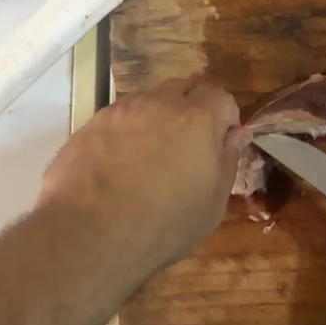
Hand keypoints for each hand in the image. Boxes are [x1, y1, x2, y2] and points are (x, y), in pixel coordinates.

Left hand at [38, 79, 243, 273]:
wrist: (89, 235)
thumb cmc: (164, 224)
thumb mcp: (212, 204)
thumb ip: (228, 161)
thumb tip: (236, 134)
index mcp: (196, 119)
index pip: (219, 95)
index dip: (224, 117)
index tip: (221, 144)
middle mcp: (158, 104)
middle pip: (181, 89)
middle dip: (190, 109)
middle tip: (188, 148)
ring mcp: (119, 112)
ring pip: (146, 102)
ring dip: (156, 120)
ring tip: (149, 160)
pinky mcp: (89, 126)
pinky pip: (117, 120)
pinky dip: (125, 135)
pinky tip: (119, 168)